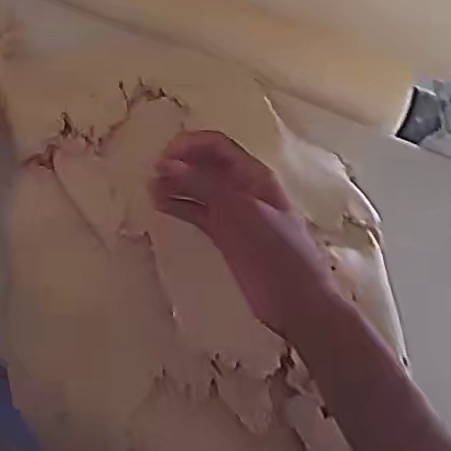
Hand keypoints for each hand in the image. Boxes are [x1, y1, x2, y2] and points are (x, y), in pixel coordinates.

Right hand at [150, 131, 342, 341]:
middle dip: (179, 164)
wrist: (300, 305)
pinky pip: (197, 212)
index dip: (189, 145)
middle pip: (205, 164)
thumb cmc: (276, 251)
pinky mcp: (224, 234)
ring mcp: (232, 212)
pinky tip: (161, 205)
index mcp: (253, 174)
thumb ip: (204, 185)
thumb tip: (167, 163)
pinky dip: (179, 206)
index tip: (164, 157)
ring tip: (150, 189)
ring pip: (198, 188)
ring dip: (175, 184)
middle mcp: (241, 187)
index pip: (216, 145)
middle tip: (153, 173)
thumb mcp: (240, 211)